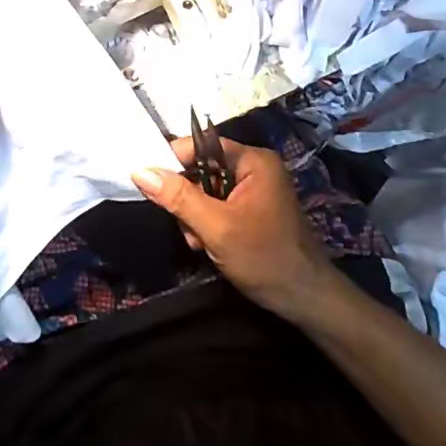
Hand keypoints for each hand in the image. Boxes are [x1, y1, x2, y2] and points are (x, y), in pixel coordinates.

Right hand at [131, 138, 340, 319]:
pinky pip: (216, 207)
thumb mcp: (216, 227)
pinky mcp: (251, 211)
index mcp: (253, 161)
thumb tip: (140, 170)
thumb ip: (178, 197)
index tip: (150, 182)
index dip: (174, 161)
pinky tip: (210, 247)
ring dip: (196, 218)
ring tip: (203, 243)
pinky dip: (207, 226)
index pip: (201, 146)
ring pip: (205, 192)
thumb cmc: (264, 257)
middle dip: (188, 201)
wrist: (304, 299)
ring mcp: (254, 191)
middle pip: (200, 170)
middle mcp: (254, 169)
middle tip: (190, 229)